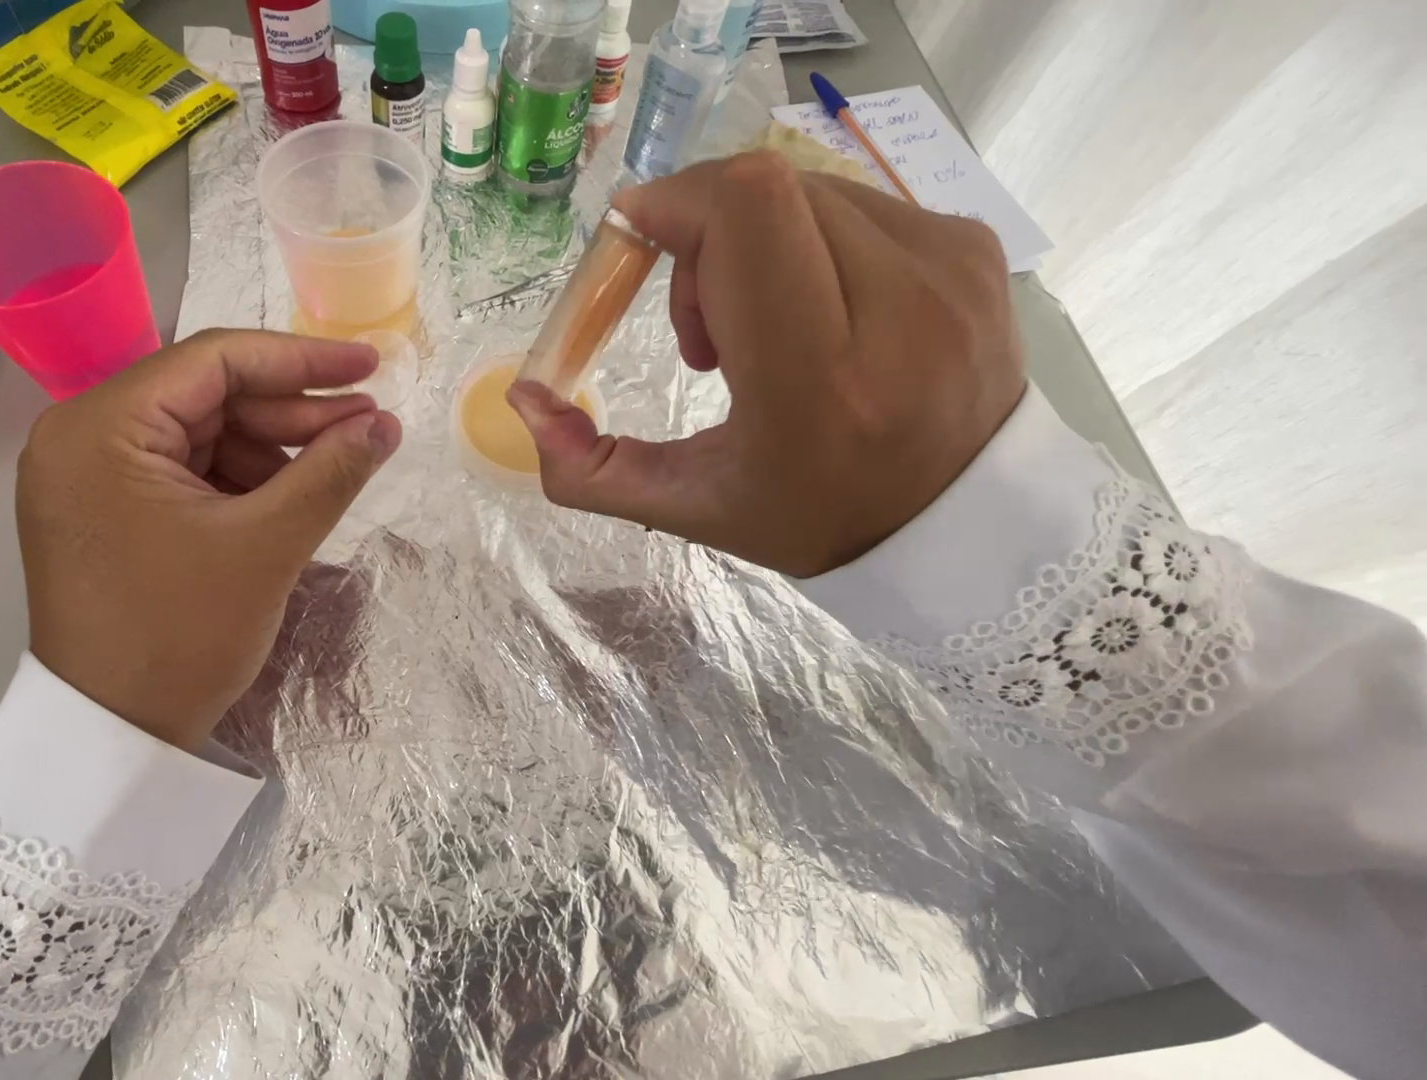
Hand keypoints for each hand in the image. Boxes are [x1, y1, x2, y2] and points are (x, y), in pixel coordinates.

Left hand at [16, 329, 400, 751]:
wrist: (113, 737)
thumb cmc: (182, 637)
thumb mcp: (267, 546)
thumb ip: (331, 472)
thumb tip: (386, 422)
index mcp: (101, 427)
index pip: (214, 360)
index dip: (302, 360)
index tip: (370, 367)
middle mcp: (82, 436)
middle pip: (208, 397)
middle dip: (293, 413)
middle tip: (367, 427)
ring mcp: (90, 475)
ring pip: (202, 435)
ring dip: (272, 450)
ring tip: (337, 471)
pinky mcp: (106, 510)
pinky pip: (185, 472)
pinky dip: (240, 481)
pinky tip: (290, 500)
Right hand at [507, 152, 1025, 577]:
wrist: (960, 521)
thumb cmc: (813, 516)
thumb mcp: (687, 507)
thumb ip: (587, 468)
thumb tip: (523, 398)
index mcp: (815, 383)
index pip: (745, 214)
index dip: (674, 203)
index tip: (638, 246)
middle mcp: (896, 309)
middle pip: (762, 191)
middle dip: (702, 239)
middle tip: (704, 330)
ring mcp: (947, 268)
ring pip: (805, 191)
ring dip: (756, 244)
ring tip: (764, 331)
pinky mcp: (974, 248)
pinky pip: (855, 204)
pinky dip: (810, 245)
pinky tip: (822, 312)